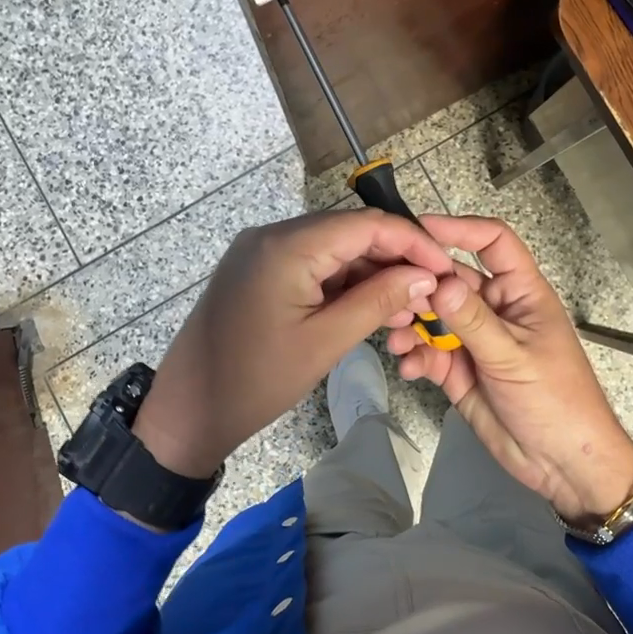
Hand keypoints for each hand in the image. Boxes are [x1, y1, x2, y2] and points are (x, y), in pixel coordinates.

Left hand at [132, 209, 455, 478]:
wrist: (186, 409)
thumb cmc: (256, 381)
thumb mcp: (325, 342)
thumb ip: (378, 300)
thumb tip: (426, 275)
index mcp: (286, 245)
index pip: (365, 224)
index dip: (412, 241)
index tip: (446, 268)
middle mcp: (272, 235)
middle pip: (349, 232)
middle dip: (394, 258)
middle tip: (431, 292)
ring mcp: (261, 251)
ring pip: (332, 248)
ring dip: (370, 273)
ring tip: (408, 307)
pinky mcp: (257, 270)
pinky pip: (310, 264)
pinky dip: (342, 282)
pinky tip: (370, 306)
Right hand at [386, 215, 632, 521]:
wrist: (563, 466)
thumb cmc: (556, 401)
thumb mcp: (513, 358)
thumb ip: (473, 321)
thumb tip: (439, 282)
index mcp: (521, 293)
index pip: (493, 244)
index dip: (460, 230)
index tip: (420, 228)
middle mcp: (494, 309)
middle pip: (451, 279)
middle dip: (421, 284)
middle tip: (390, 293)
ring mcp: (474, 340)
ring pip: (433, 317)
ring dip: (411, 323)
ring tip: (394, 337)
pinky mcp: (458, 371)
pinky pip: (428, 353)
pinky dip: (414, 356)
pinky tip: (408, 368)